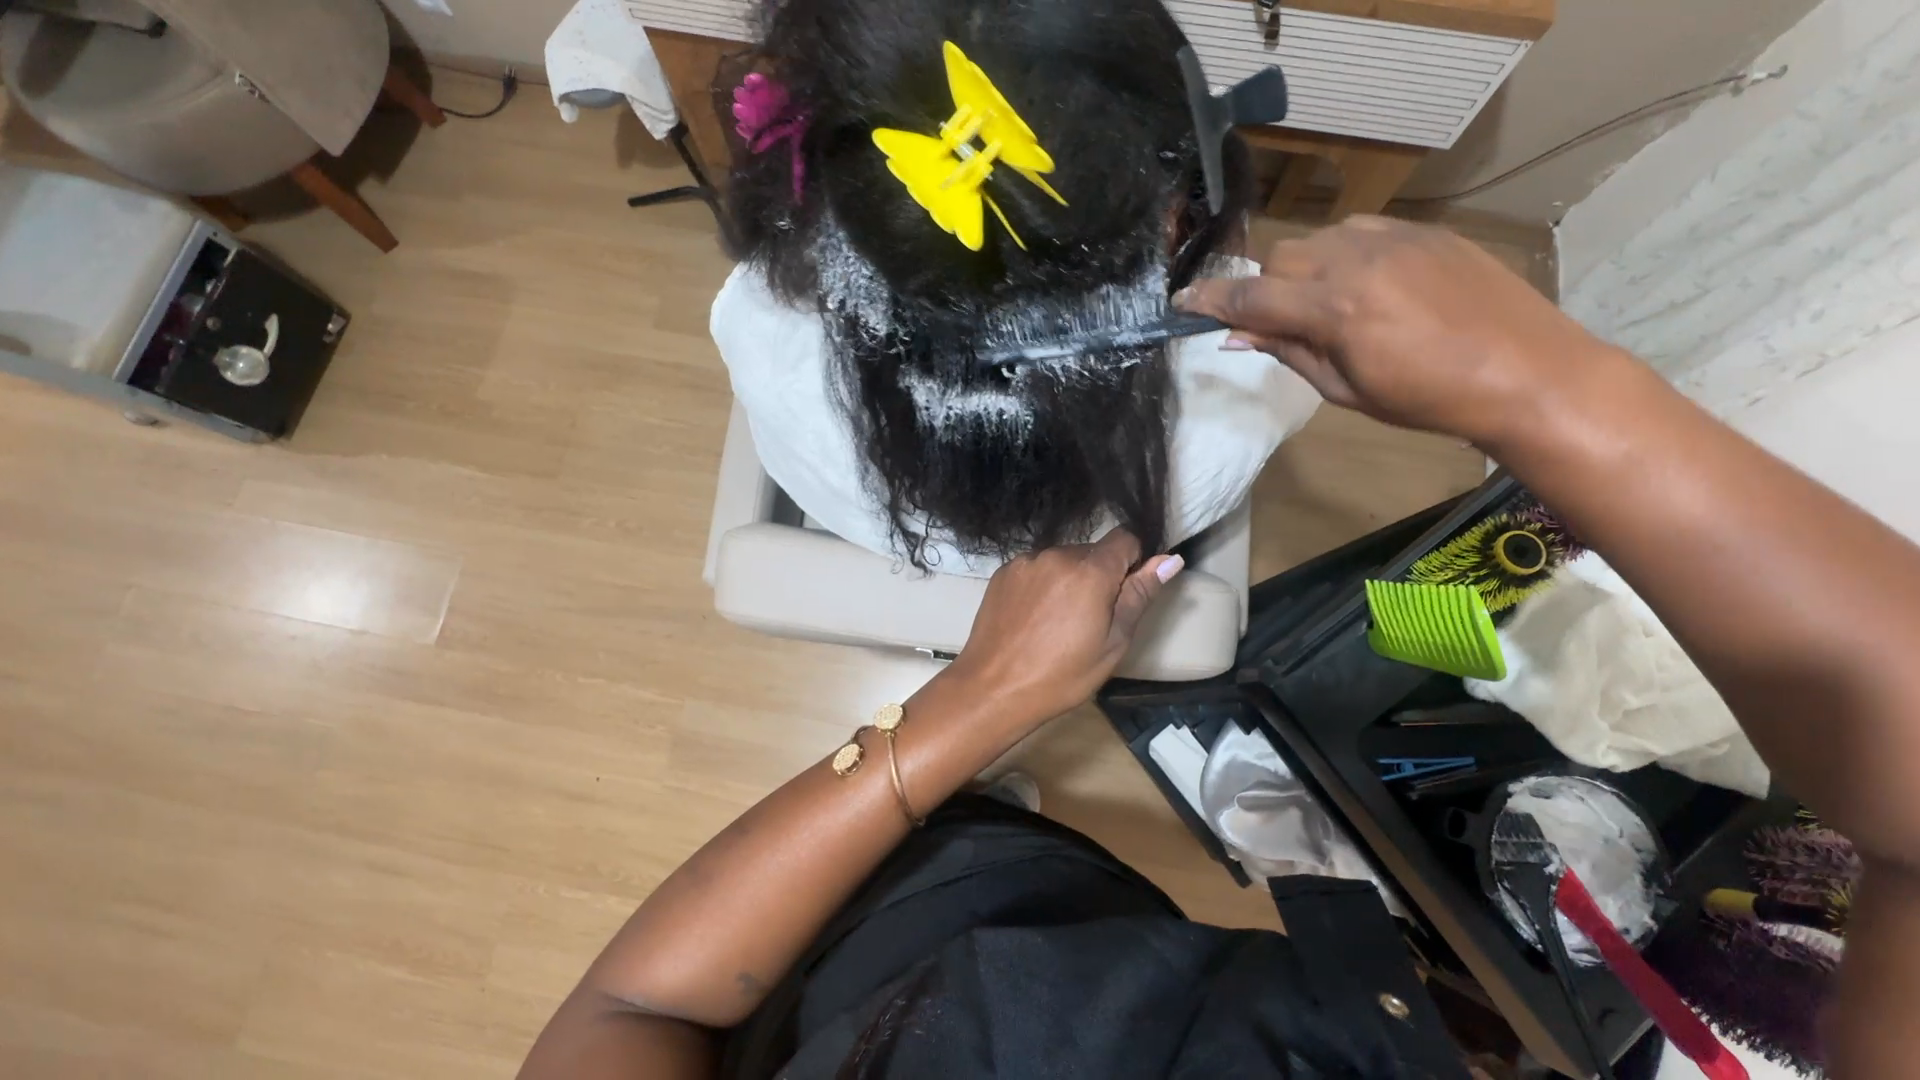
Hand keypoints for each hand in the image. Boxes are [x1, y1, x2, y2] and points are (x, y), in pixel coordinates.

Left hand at [945, 529, 1181, 724]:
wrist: (993, 688)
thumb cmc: (1062, 675)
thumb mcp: (1113, 642)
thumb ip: (1140, 595)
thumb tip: (1169, 560)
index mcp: (1090, 571)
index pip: (1125, 538)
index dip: (1133, 561)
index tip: (1125, 594)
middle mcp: (1056, 555)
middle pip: (1092, 551)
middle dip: (1100, 576)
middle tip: (1091, 620)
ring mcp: (1025, 562)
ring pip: (1063, 559)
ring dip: (1070, 580)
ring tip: (1059, 623)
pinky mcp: (1003, 573)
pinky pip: (1036, 568)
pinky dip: (1043, 585)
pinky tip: (1035, 618)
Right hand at [1175, 216, 1620, 445]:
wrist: (1527, 371)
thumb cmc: (1428, 399)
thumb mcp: (1345, 389)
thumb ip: (1289, 353)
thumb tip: (1239, 336)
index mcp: (1335, 309)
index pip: (1251, 299)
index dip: (1210, 302)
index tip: (1181, 303)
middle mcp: (1356, 260)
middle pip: (1279, 259)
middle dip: (1267, 289)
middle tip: (1281, 324)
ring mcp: (1394, 237)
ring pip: (1317, 240)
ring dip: (1304, 270)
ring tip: (1330, 305)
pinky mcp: (1423, 230)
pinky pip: (1360, 231)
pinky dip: (1344, 256)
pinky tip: (1368, 286)